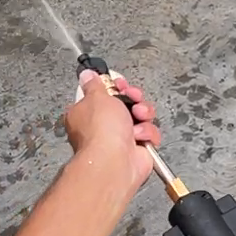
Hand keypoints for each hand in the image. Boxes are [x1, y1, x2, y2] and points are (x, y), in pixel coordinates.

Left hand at [64, 70, 161, 200]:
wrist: (115, 160)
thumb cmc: (101, 131)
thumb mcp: (96, 96)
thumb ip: (94, 84)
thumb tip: (87, 75)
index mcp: (86, 113)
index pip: (103, 94)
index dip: (114, 87)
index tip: (119, 84)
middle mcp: (102, 127)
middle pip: (125, 104)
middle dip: (133, 99)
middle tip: (132, 98)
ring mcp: (120, 139)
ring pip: (141, 117)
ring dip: (143, 114)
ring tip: (137, 117)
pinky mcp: (137, 149)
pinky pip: (149, 134)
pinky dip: (147, 133)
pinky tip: (139, 136)